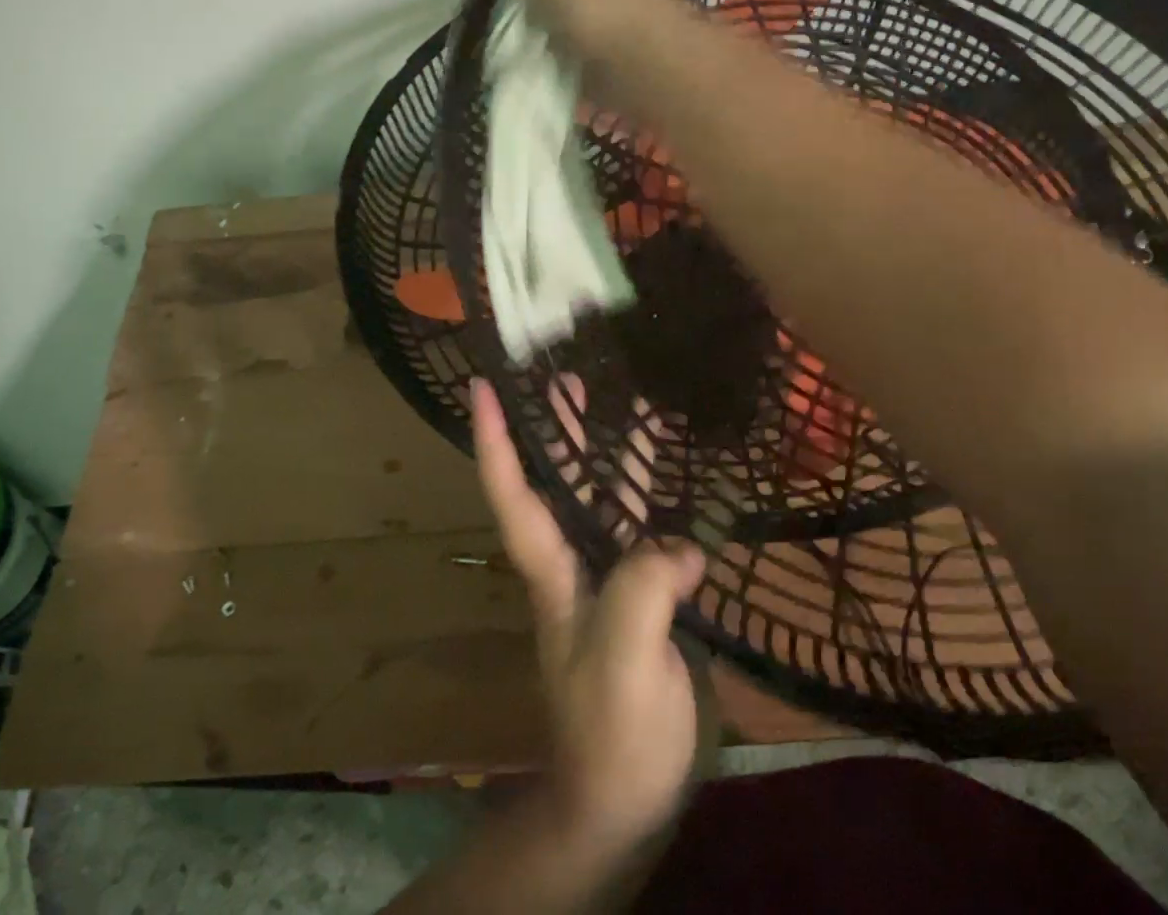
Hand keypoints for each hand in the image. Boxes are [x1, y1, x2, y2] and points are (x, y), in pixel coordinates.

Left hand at [471, 378, 705, 848]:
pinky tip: (684, 480)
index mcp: (553, 575)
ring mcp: (611, 587)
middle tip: (571, 372)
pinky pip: (648, 536)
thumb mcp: (621, 662)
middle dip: (560, 430)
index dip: (497, 442)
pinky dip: (659, 501)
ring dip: (613, 455)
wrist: (623, 794)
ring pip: (607, 505)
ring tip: (632, 400)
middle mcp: (575, 569)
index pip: (516, 497)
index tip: (483, 389)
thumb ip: (643, 591)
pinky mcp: (646, 605)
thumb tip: (682, 545)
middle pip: (561, 485)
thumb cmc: (611, 731)